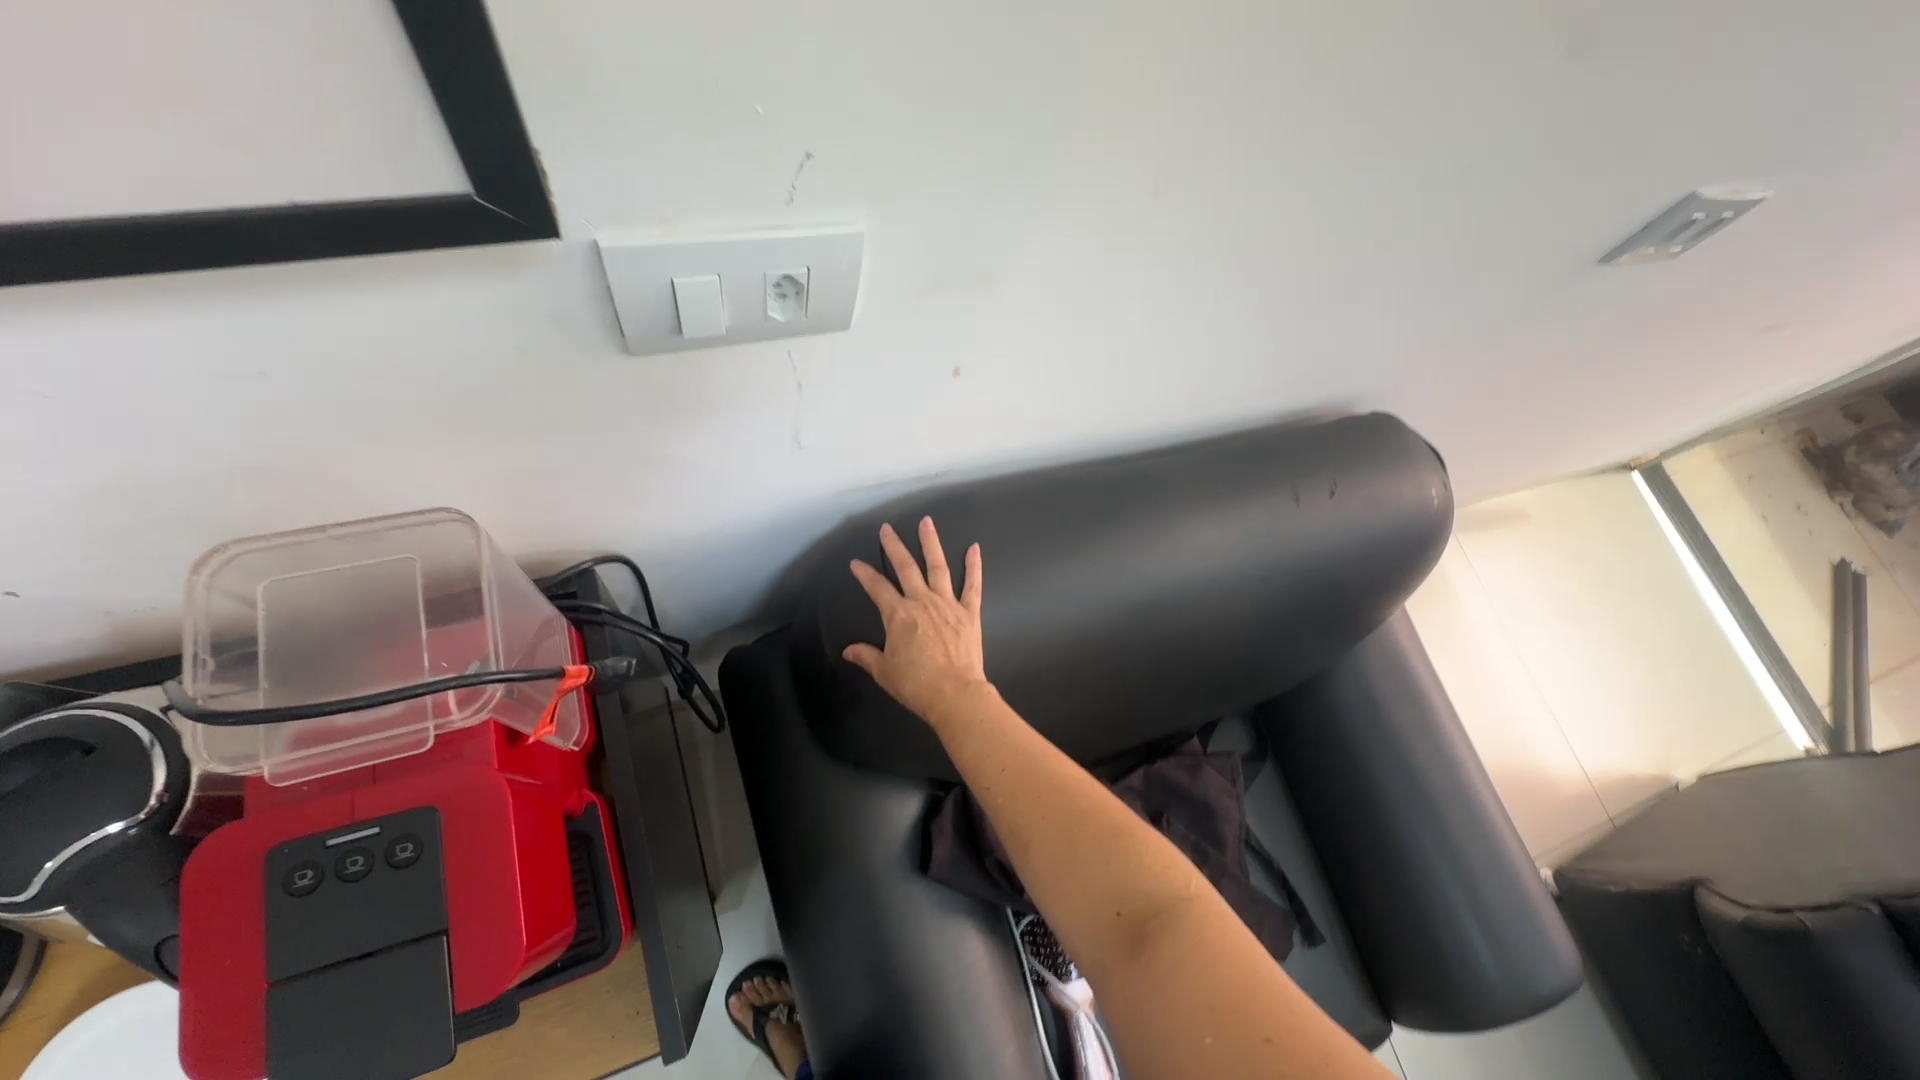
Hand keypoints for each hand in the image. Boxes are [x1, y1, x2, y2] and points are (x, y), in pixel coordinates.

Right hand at [843, 517, 990, 723]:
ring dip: (931, 543)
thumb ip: (867, 656)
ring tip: (927, 522)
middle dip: (894, 546)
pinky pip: (972, 585)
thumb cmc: (916, 684)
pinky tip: (974, 548)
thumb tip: (849, 650)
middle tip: (887, 528)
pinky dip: (974, 566)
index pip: (877, 588)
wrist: (954, 694)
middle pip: (906, 567)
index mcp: (898, 615)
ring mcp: (948, 604)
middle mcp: (922, 602)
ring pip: (938, 566)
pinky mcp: (970, 612)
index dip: (865, 574)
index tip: (856, 563)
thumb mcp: (884, 672)